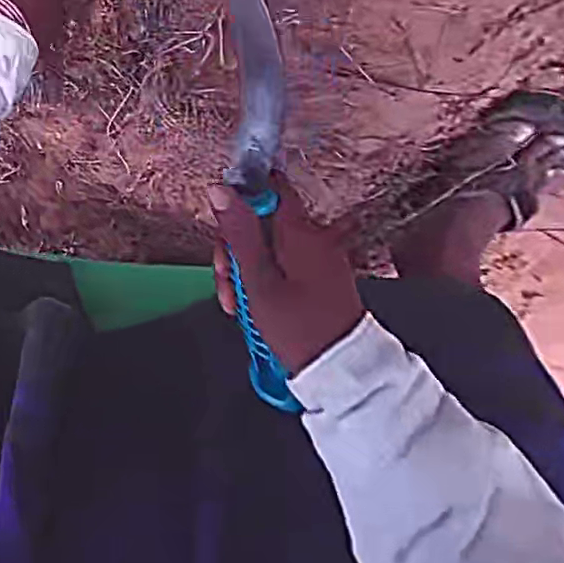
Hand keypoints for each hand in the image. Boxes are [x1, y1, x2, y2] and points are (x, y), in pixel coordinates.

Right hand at [209, 181, 364, 372]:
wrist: (343, 374)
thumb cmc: (298, 326)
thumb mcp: (257, 280)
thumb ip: (238, 232)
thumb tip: (220, 188)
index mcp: (300, 232)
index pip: (270, 187)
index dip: (241, 195)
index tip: (223, 222)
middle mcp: (312, 238)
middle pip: (261, 221)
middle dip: (234, 246)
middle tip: (225, 277)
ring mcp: (316, 259)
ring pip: (266, 246)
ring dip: (243, 267)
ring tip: (234, 299)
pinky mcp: (317, 278)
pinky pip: (279, 264)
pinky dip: (261, 278)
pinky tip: (250, 303)